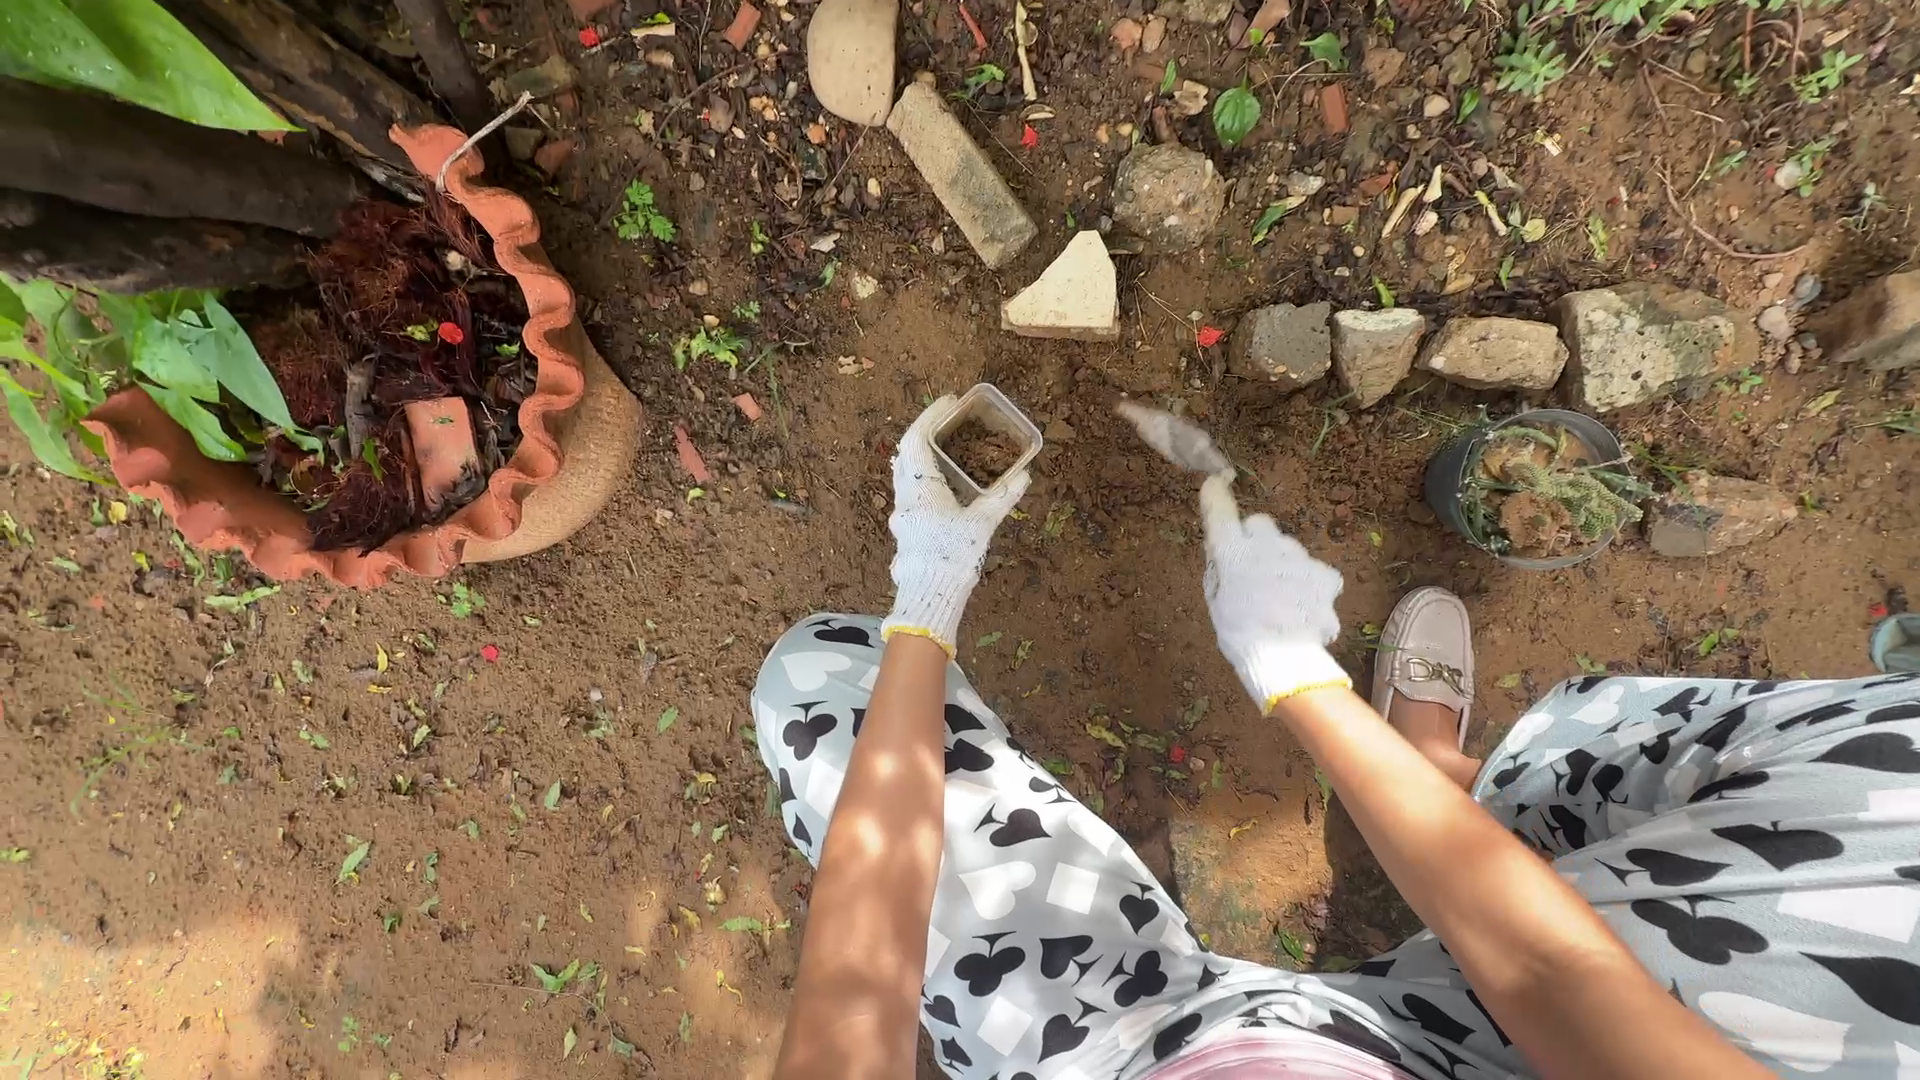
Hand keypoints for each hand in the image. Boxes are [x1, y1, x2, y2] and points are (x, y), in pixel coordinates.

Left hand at [882, 396, 1029, 653]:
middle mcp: (905, 496)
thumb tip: (1024, 476)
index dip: (930, 415)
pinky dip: (924, 480)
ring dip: (923, 458)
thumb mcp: (982, 524)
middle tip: (948, 423)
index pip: (916, 437)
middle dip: (926, 433)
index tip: (948, 402)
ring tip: (947, 451)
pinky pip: (911, 493)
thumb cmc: (952, 556)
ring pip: (906, 474)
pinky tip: (942, 487)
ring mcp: (902, 515)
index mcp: (920, 486)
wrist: (929, 599)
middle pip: (907, 453)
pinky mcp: (907, 530)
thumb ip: (1002, 498)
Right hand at [1199, 471, 1350, 711]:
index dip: (1215, 497)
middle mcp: (1266, 546)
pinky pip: (1313, 570)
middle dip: (1255, 538)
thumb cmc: (1239, 633)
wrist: (1284, 659)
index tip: (1214, 484)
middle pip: (1260, 524)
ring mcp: (1299, 558)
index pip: (1219, 512)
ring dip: (1282, 563)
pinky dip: (1308, 583)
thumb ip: (1219, 570)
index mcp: (1233, 554)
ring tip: (1281, 598)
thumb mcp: (1216, 601)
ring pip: (1288, 548)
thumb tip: (1222, 552)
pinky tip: (1303, 606)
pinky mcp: (1325, 574)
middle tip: (1253, 565)